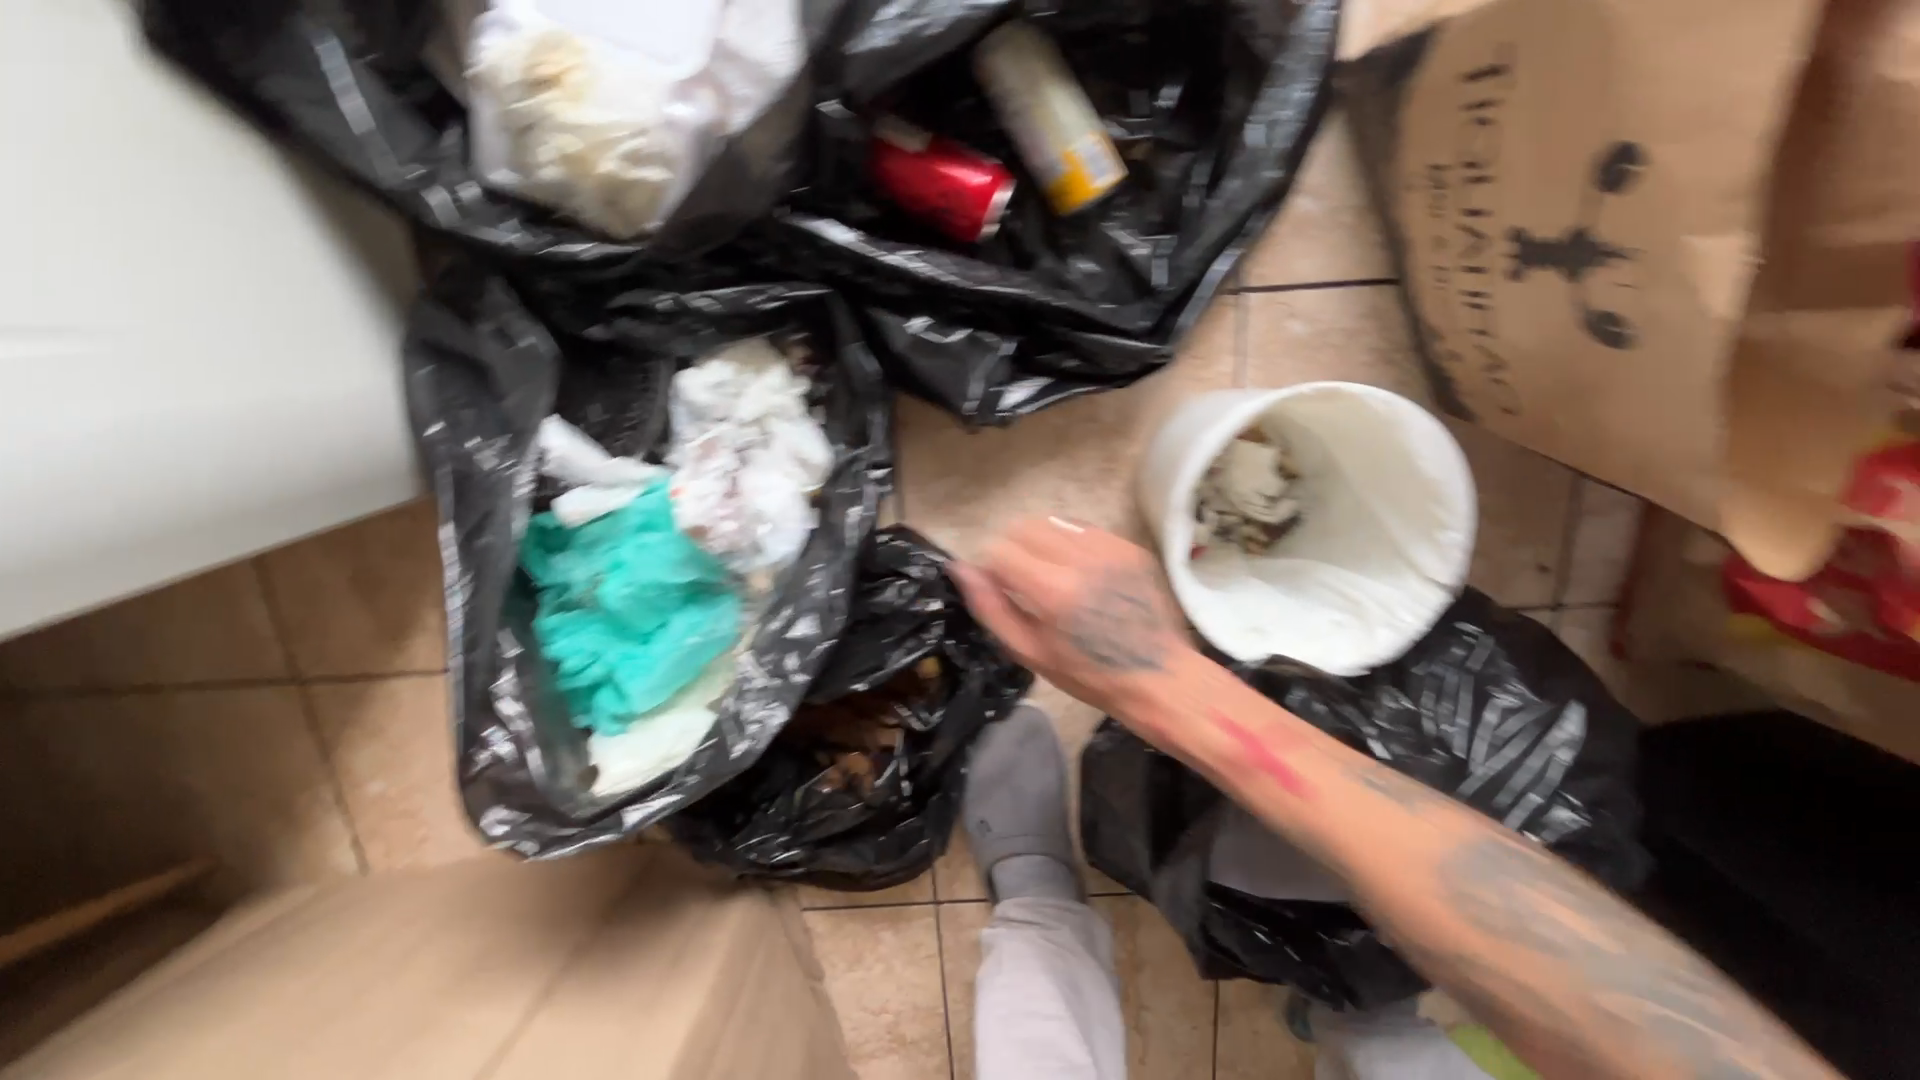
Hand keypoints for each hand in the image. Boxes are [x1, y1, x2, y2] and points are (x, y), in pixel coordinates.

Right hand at [949, 517, 1193, 717]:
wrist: (1158, 677)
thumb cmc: (1089, 674)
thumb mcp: (1030, 652)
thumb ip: (991, 607)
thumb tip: (961, 570)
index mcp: (1052, 590)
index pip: (1000, 549)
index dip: (991, 566)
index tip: (999, 586)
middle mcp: (1080, 560)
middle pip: (1025, 527)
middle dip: (1014, 549)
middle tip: (1021, 580)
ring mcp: (1109, 549)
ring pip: (1055, 522)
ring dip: (1041, 542)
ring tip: (1050, 574)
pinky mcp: (1129, 548)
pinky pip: (1085, 529)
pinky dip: (1071, 544)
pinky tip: (1078, 572)